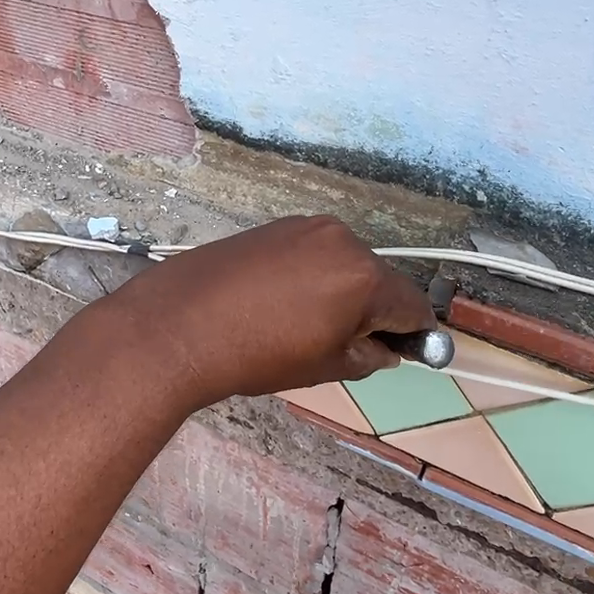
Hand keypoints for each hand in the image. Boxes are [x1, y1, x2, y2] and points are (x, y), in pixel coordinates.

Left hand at [87, 216, 435, 405]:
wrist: (179, 325)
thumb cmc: (257, 355)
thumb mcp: (326, 367)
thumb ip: (370, 355)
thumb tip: (385, 347)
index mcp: (364, 276)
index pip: (413, 305)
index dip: (414, 334)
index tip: (402, 352)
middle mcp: (342, 240)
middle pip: (379, 279)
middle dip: (374, 311)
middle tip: (346, 345)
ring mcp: (305, 227)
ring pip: (345, 263)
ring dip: (342, 290)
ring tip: (303, 323)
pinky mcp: (275, 226)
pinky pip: (312, 252)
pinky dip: (313, 275)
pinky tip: (281, 301)